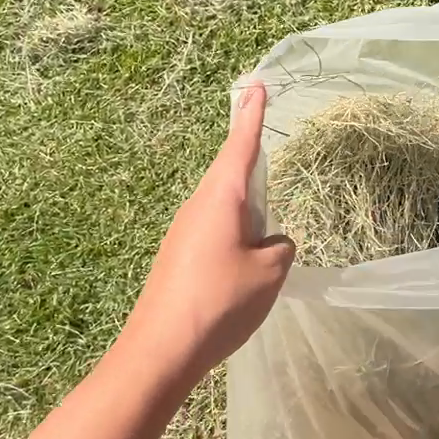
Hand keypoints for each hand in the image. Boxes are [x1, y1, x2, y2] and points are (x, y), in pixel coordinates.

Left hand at [117, 81, 294, 379]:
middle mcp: (198, 206)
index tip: (255, 83)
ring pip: (222, 200)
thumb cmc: (220, 302)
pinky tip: (246, 249)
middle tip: (258, 114)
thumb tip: (272, 244)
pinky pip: (214, 224)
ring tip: (265, 197)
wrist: (158, 355)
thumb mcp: (269, 273)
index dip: (252, 114)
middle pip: (228, 167)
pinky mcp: (178, 257)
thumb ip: (280, 248)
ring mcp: (184, 232)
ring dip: (244, 193)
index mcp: (221, 198)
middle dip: (246, 144)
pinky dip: (234, 221)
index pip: (241, 144)